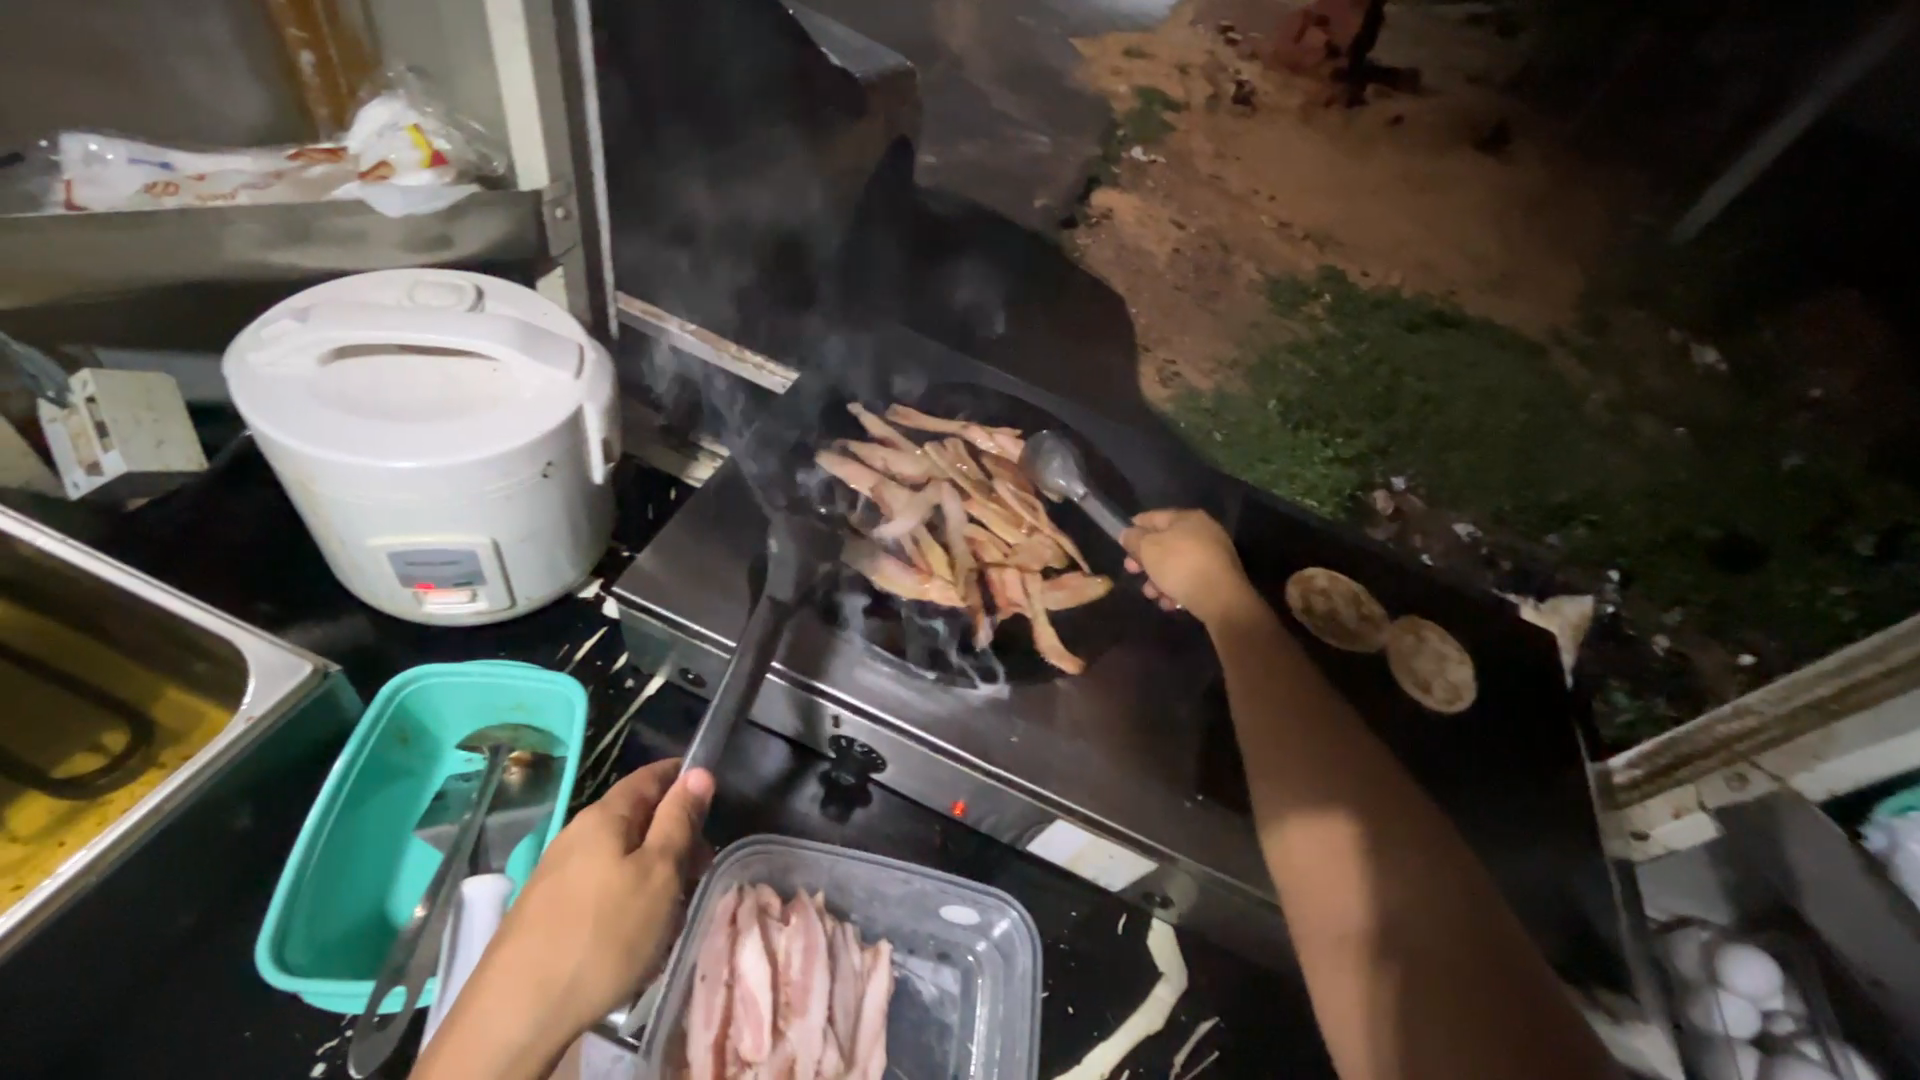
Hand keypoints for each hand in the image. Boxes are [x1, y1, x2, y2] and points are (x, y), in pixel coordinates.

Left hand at [416, 760, 713, 1078]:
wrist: (518, 1013)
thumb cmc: (604, 934)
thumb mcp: (659, 873)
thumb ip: (679, 820)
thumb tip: (697, 772)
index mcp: (604, 816)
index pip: (650, 776)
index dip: (684, 778)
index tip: (717, 795)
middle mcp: (576, 834)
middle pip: (636, 816)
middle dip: (674, 832)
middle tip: (705, 865)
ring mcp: (557, 873)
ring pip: (620, 854)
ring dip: (654, 868)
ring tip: (677, 903)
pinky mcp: (548, 910)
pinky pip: (602, 885)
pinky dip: (629, 894)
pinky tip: (639, 928)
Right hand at [1120, 509, 1259, 625]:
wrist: (1221, 599)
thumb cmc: (1180, 566)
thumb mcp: (1148, 548)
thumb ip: (1133, 538)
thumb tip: (1128, 533)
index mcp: (1187, 518)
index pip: (1153, 517)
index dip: (1134, 527)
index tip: (1121, 540)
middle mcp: (1202, 533)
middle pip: (1164, 543)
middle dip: (1145, 560)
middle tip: (1131, 571)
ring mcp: (1212, 556)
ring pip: (1175, 565)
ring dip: (1158, 580)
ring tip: (1152, 594)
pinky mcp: (1217, 579)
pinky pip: (1189, 580)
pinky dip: (1176, 590)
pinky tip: (1169, 602)